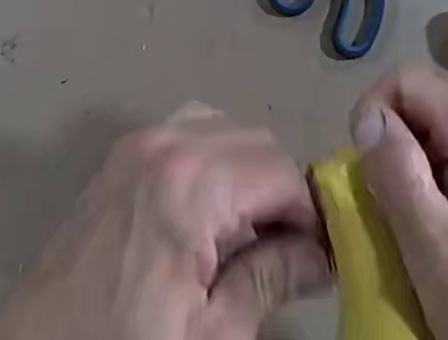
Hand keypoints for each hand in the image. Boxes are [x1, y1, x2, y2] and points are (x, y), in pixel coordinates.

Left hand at [0, 103, 331, 339]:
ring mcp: (142, 141)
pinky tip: (209, 206)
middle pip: (261, 143)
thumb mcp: (208, 337)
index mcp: (194, 183)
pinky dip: (216, 155)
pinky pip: (192, 129)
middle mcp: (171, 141)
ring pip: (230, 128)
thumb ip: (272, 280)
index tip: (318, 257)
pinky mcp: (124, 152)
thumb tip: (323, 255)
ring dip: (251, 170)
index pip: (284, 173)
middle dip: (283, 192)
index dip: (310, 215)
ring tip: (247, 228)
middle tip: (287, 250)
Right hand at [351, 66, 447, 339]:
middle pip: (415, 104)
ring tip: (403, 225)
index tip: (361, 174)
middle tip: (379, 209)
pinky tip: (429, 229)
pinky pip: (445, 154)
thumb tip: (365, 117)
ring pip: (426, 131)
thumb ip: (398, 175)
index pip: (404, 79)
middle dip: (386, 148)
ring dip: (402, 171)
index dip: (371, 117)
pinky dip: (424, 183)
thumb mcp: (439, 250)